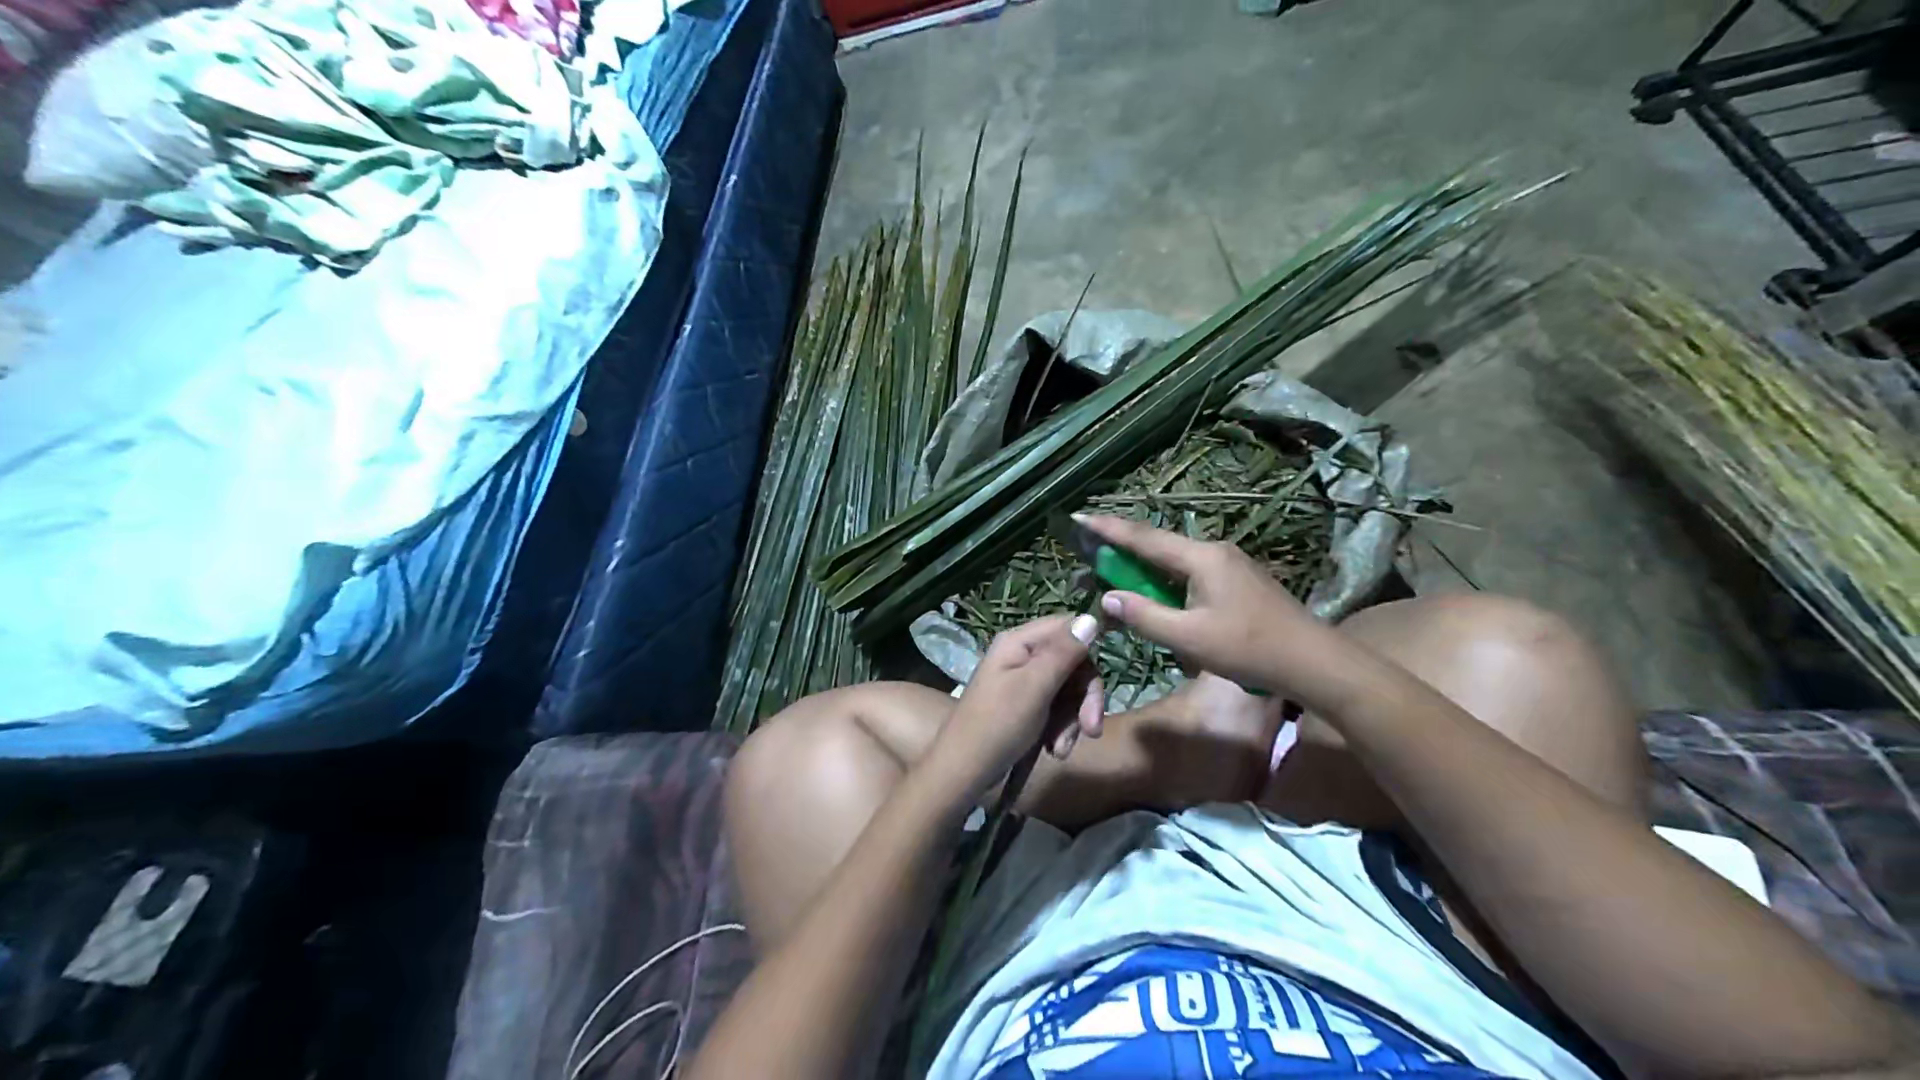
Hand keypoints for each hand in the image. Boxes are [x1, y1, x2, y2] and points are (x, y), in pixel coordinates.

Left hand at [921, 614, 1104, 801]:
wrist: (965, 770)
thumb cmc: (997, 724)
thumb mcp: (1034, 686)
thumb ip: (1063, 652)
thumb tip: (1093, 617)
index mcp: (1019, 641)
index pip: (1068, 627)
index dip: (1088, 651)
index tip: (1098, 683)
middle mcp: (1022, 655)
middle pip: (1073, 663)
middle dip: (1083, 698)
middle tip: (1090, 729)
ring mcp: (1023, 680)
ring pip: (1068, 690)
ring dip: (1072, 720)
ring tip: (1060, 749)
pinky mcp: (1026, 704)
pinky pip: (1056, 708)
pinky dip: (1060, 729)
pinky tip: (1054, 750)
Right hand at [1076, 514, 1346, 702]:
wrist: (1313, 662)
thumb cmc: (1249, 649)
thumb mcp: (1189, 637)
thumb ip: (1145, 615)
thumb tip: (1108, 598)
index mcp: (1202, 558)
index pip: (1145, 538)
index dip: (1109, 529)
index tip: (1080, 517)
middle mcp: (1215, 551)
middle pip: (1159, 545)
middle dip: (1124, 546)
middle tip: (1092, 547)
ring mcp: (1231, 564)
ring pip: (1176, 560)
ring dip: (1146, 566)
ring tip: (1117, 569)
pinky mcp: (1239, 581)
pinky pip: (1192, 572)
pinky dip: (1167, 579)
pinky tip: (1159, 593)